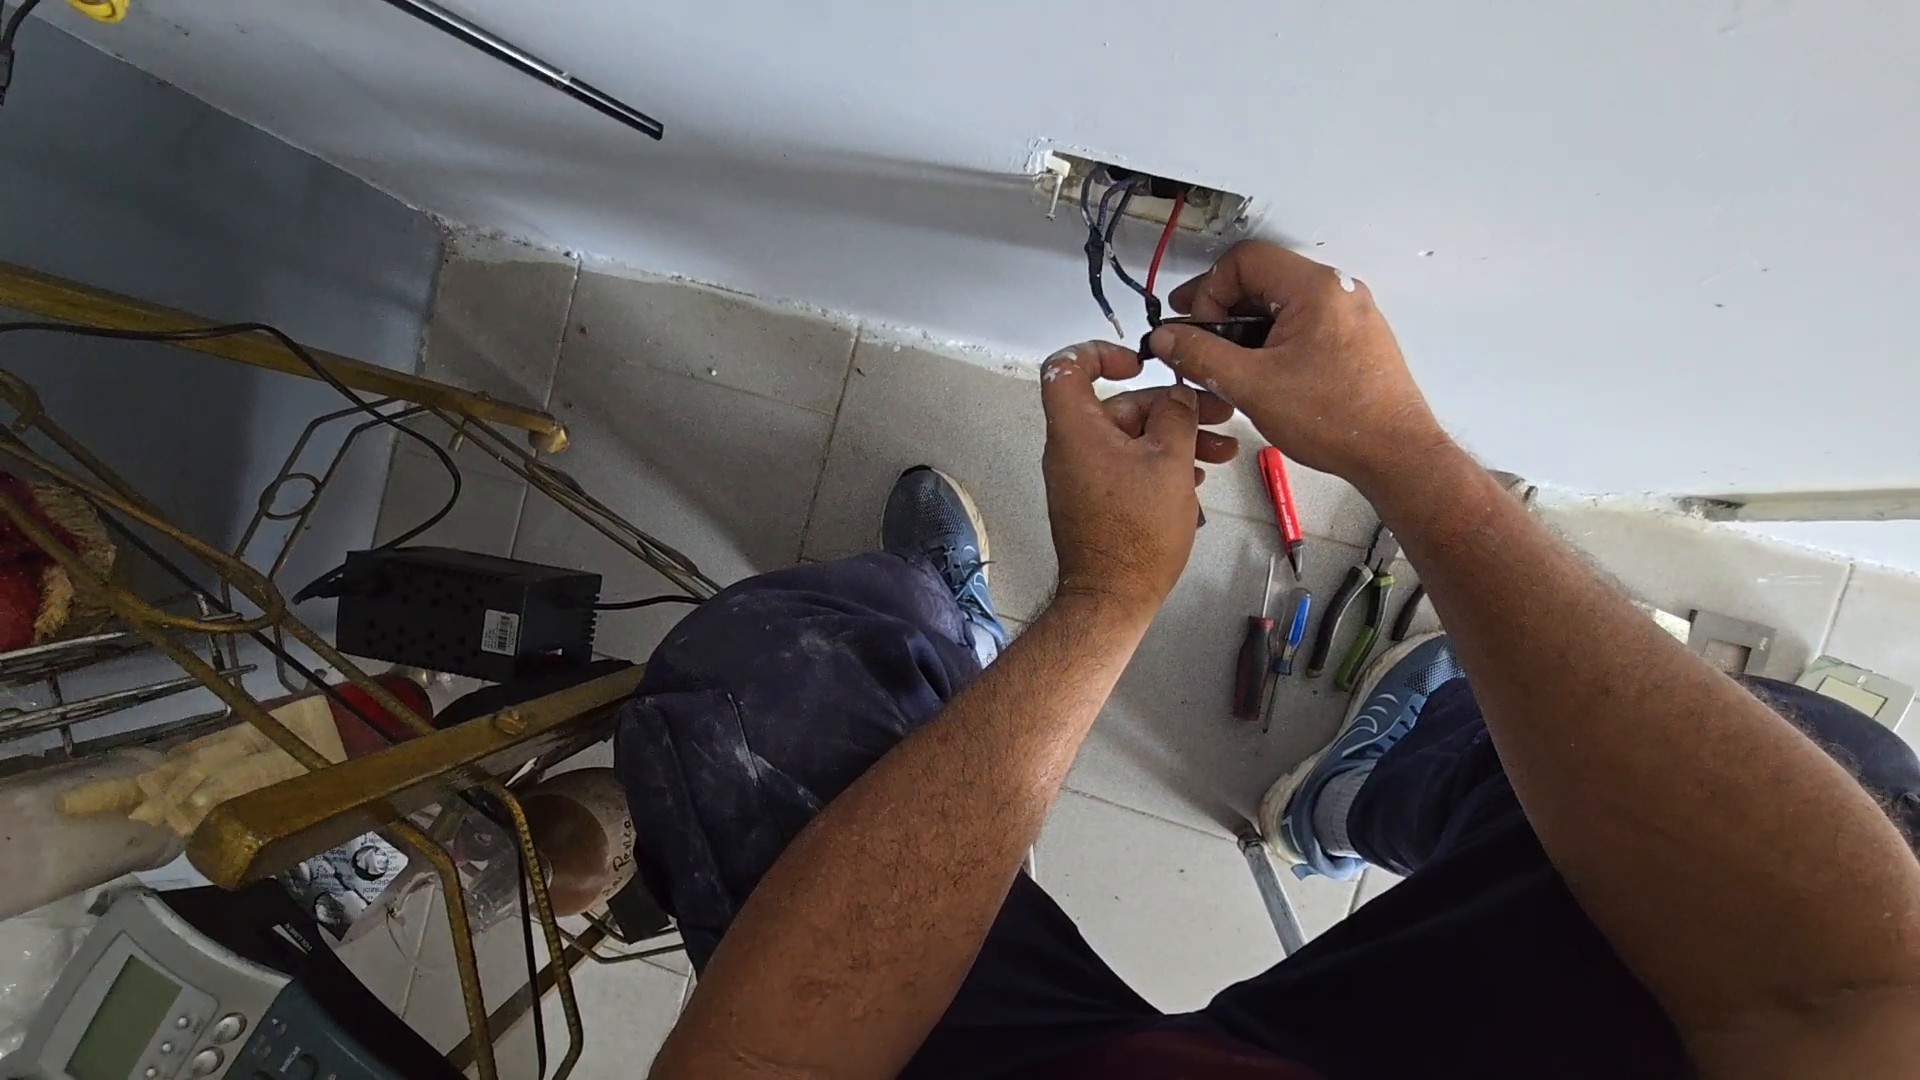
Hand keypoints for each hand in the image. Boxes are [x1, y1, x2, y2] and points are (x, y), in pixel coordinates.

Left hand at [1039, 341, 1237, 616]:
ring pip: (1131, 439)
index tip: (1138, 363)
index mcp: (1076, 430)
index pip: (1066, 367)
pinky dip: (1160, 464)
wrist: (1114, 596)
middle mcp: (1071, 449)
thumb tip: (1176, 396)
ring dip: (1176, 438)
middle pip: (1118, 406)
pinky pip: (1127, 466)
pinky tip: (1198, 475)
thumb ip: (1175, 416)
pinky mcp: (1096, 500)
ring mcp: (1082, 477)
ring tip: (1223, 449)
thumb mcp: (1170, 462)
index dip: (1099, 352)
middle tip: (1218, 414)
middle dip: (1171, 406)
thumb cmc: (1137, 533)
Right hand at [1145, 241, 1449, 487]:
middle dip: (1218, 310)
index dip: (1208, 291)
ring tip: (1221, 367)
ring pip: (1276, 306)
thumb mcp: (1250, 385)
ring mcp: (1345, 316)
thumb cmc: (1335, 419)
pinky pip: (1297, 326)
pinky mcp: (1349, 340)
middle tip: (1192, 342)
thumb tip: (1166, 338)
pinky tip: (1253, 377)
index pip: (1243, 260)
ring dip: (1240, 330)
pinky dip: (1266, 343)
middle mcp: (1335, 292)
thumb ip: (1200, 355)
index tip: (1196, 329)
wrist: (1393, 453)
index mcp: (1314, 289)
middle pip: (1259, 280)